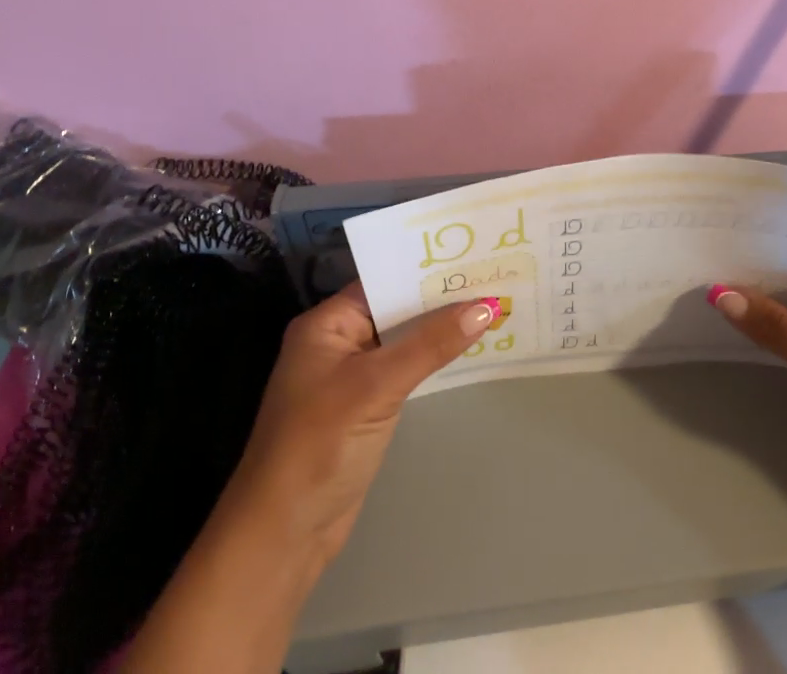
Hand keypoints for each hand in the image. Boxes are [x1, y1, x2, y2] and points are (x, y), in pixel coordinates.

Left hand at [121, 288, 494, 673]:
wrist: (285, 531)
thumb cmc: (319, 447)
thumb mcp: (375, 387)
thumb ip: (429, 345)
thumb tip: (486, 306)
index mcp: (326, 325)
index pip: (383, 281)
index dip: (428, 268)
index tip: (479, 254)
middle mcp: (338, 343)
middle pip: (398, 309)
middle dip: (444, 297)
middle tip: (501, 276)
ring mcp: (354, 377)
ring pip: (407, 340)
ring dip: (444, 328)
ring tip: (499, 305)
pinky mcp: (369, 406)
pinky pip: (409, 369)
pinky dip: (437, 359)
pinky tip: (472, 350)